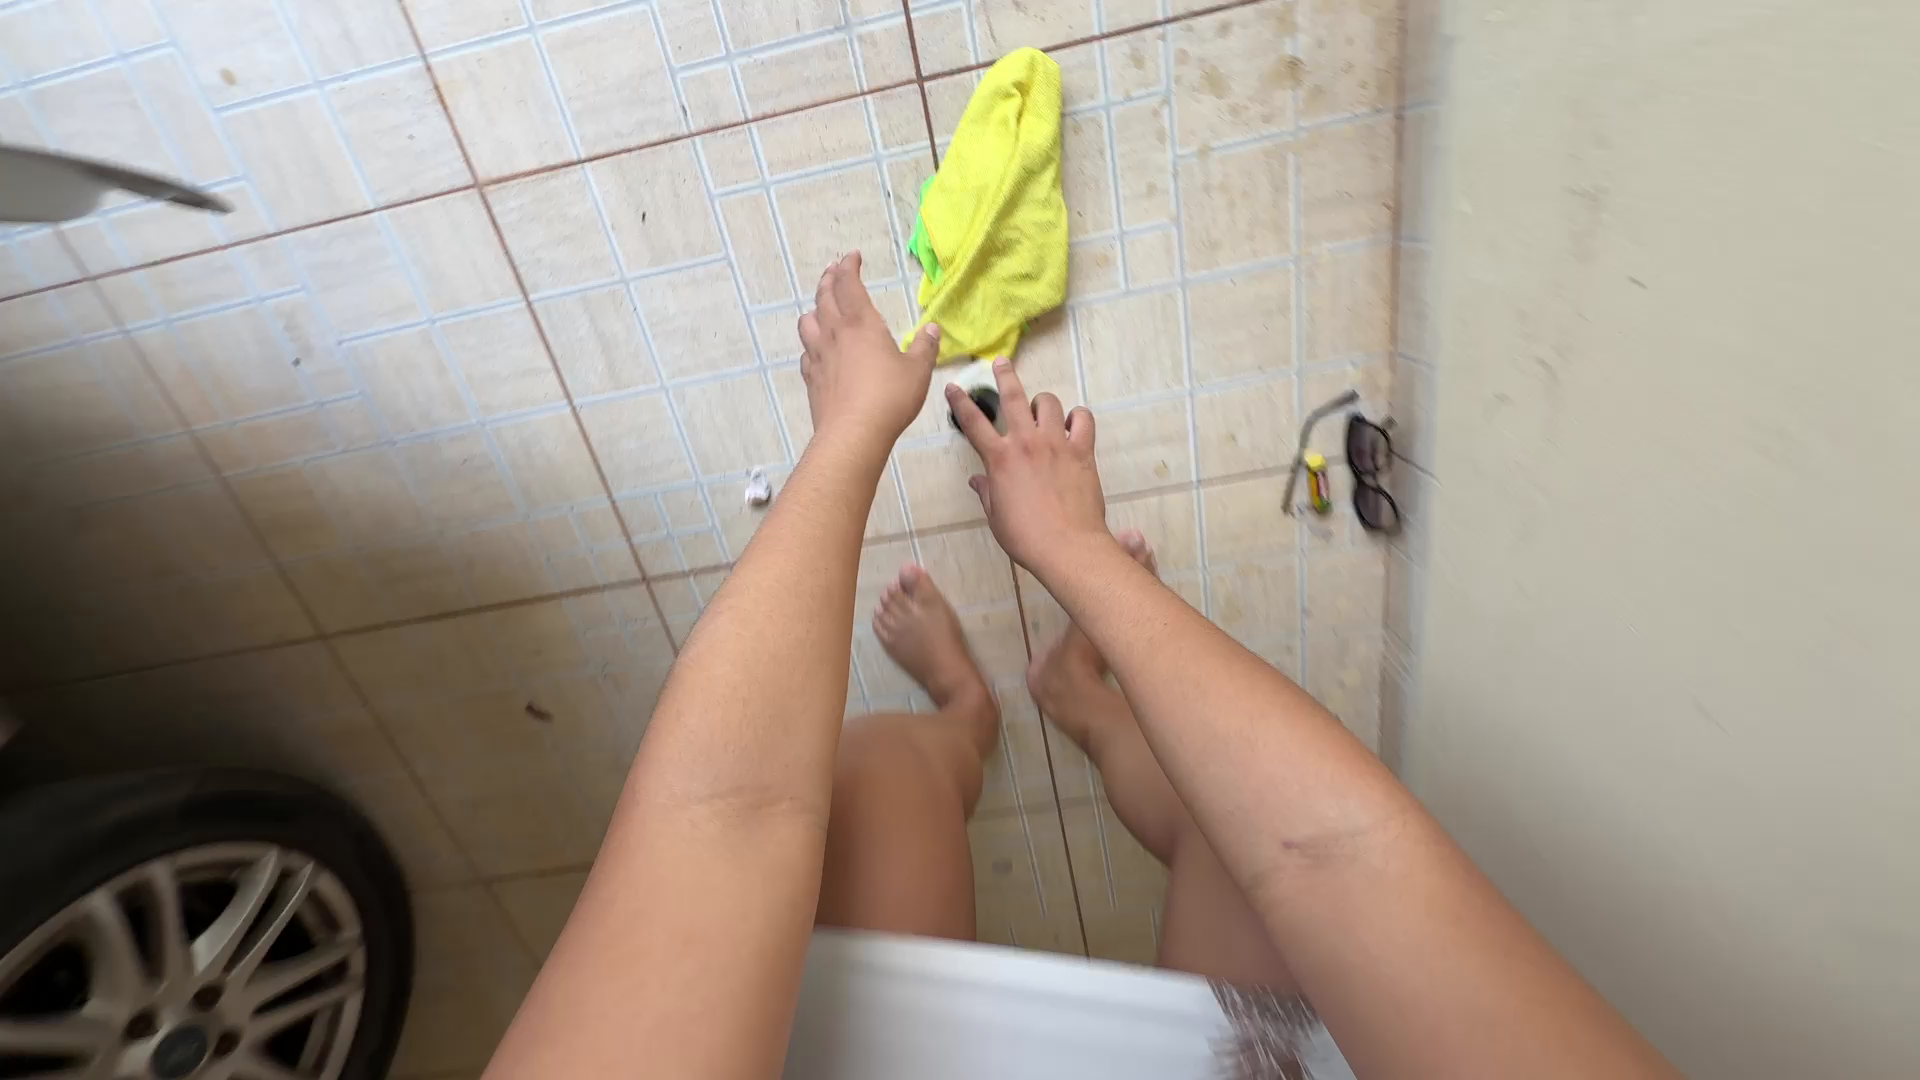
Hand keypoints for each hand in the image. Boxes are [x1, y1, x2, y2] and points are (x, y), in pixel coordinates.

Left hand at [798, 252, 937, 452]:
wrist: (853, 433)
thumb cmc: (890, 398)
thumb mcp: (918, 372)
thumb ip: (925, 348)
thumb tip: (932, 329)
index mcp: (861, 323)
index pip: (849, 283)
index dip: (849, 266)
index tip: (852, 256)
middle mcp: (835, 333)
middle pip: (824, 296)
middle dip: (829, 279)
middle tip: (834, 271)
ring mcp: (818, 356)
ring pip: (807, 321)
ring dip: (814, 309)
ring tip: (821, 308)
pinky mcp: (811, 378)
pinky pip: (805, 352)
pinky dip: (811, 343)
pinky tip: (817, 350)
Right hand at [947, 359, 1112, 572]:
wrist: (1068, 546)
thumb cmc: (1026, 538)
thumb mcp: (996, 518)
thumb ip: (987, 493)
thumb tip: (978, 481)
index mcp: (1000, 460)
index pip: (973, 423)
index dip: (960, 403)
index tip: (954, 387)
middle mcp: (1027, 443)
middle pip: (1012, 396)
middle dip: (1004, 375)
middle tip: (1001, 362)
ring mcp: (1056, 444)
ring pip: (1049, 402)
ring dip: (1042, 402)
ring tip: (1041, 410)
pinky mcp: (1082, 450)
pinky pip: (1083, 419)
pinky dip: (1077, 417)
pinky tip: (1072, 424)